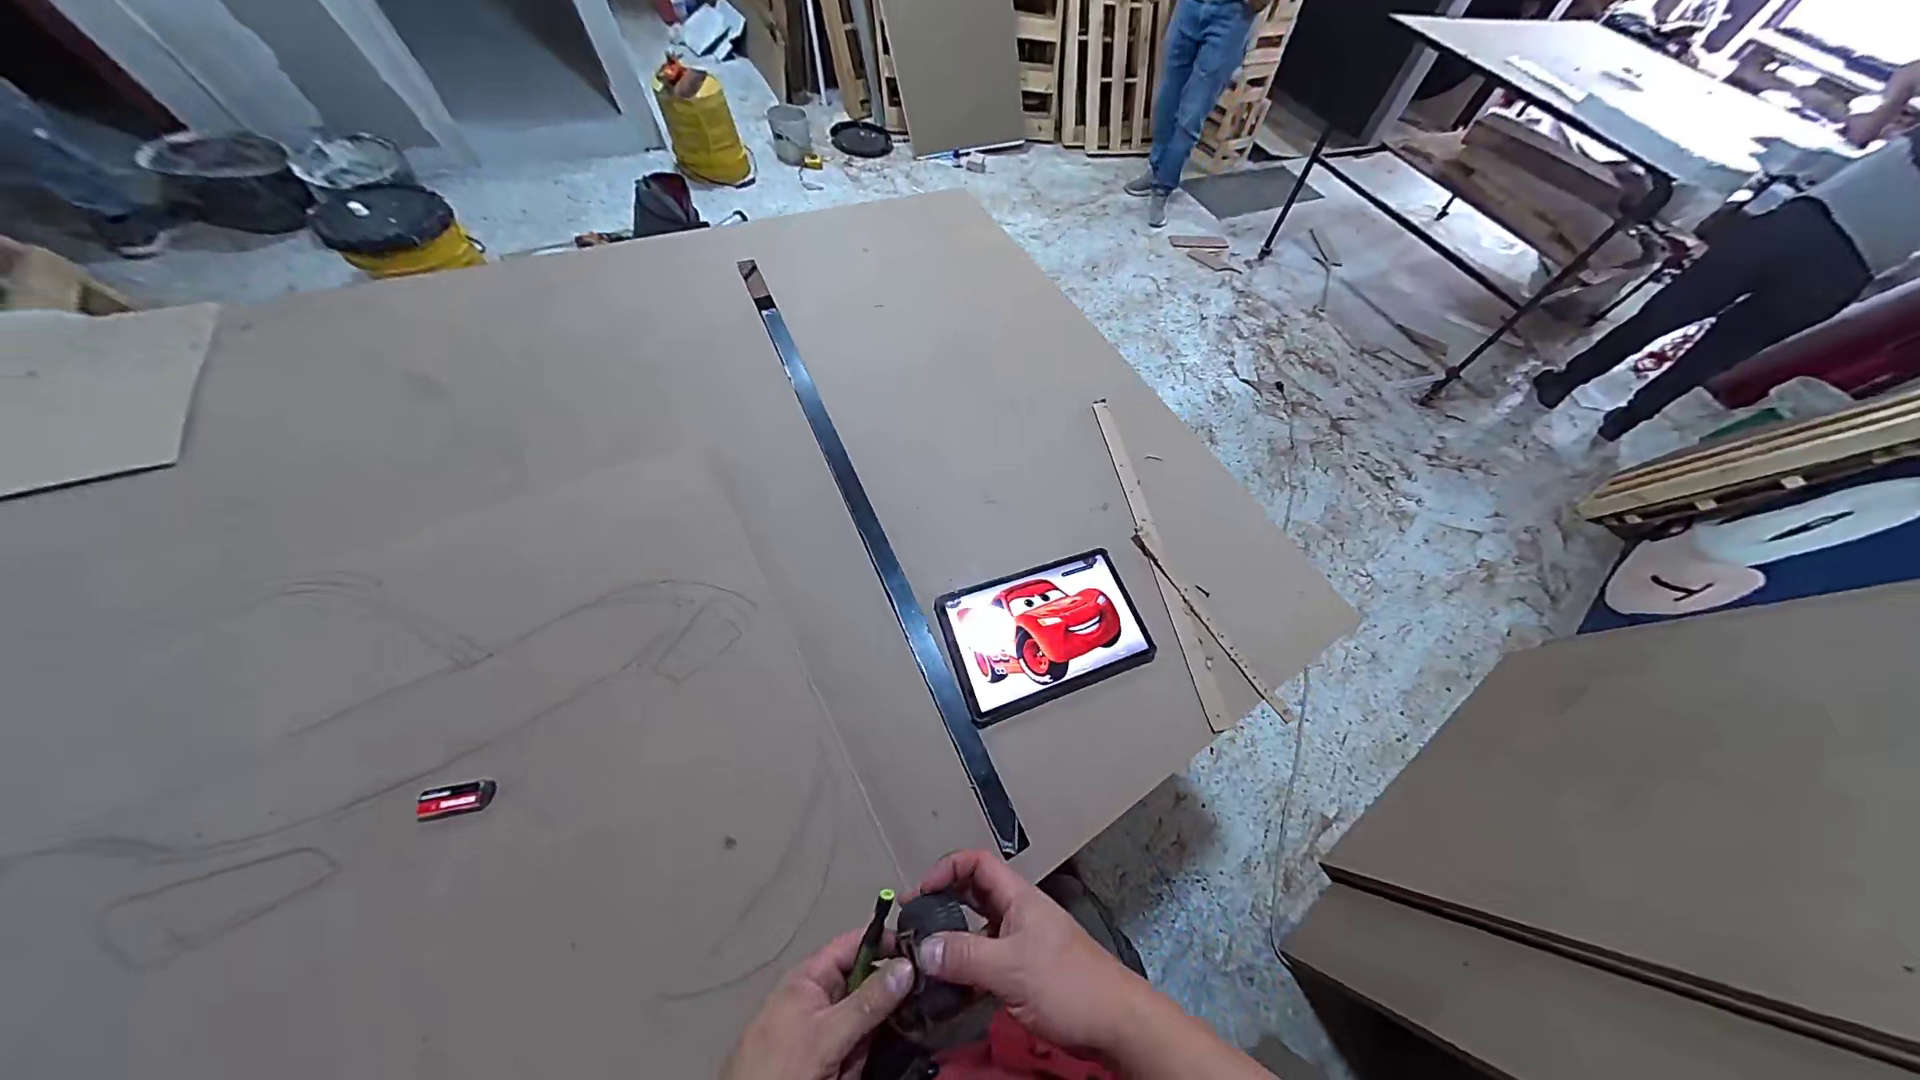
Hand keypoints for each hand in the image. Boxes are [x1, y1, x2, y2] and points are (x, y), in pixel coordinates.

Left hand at [720, 927, 914, 1079]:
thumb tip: (907, 965)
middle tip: (924, 993)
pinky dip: (878, 1049)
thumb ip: (868, 1000)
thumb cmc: (781, 1070)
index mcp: (811, 978)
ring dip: (888, 1024)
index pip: (854, 945)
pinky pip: (865, 1046)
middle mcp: (822, 999)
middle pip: (867, 980)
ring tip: (911, 1021)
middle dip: (891, 991)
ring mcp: (829, 1032)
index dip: (885, 941)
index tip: (920, 949)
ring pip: (871, 1016)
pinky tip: (895, 1048)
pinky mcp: (835, 1060)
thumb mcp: (827, 1033)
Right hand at [906, 850, 1153, 1053]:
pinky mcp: (1024, 968)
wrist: (1114, 1021)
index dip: (945, 869)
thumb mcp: (1010, 968)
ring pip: (977, 927)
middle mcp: (1017, 912)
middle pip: (972, 893)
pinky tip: (951, 985)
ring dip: (952, 938)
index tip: (920, 891)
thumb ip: (965, 956)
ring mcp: (1021, 940)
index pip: (975, 862)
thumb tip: (924, 948)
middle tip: (916, 921)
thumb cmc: (1072, 984)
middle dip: (942, 902)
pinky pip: (985, 956)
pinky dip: (966, 965)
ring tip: (927, 955)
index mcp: (1018, 896)